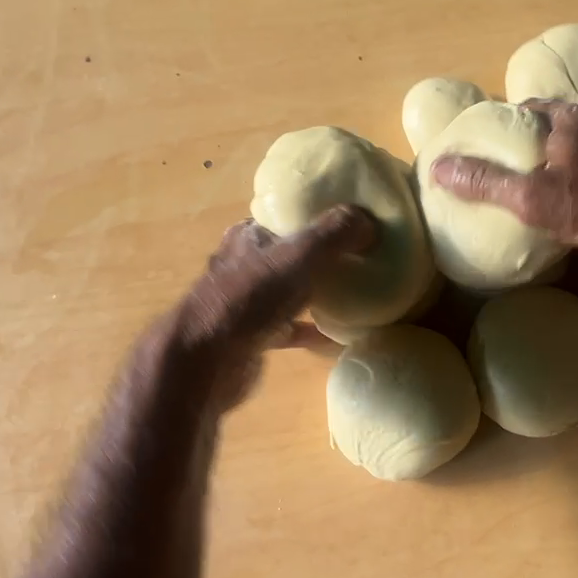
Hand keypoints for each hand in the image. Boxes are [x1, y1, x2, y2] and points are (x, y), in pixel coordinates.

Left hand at [165, 205, 374, 409]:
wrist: (208, 360)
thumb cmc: (248, 297)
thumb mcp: (299, 255)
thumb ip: (334, 234)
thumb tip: (369, 221)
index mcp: (248, 237)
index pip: (283, 218)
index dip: (313, 217)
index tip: (348, 223)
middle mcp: (242, 266)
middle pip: (286, 254)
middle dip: (317, 256)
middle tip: (356, 259)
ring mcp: (245, 303)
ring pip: (286, 291)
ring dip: (313, 292)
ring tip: (350, 293)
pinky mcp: (251, 337)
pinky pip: (288, 329)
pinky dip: (310, 330)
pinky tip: (336, 336)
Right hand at [429, 100, 577, 272]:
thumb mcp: (533, 199)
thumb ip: (486, 182)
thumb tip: (438, 167)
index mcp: (569, 119)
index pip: (524, 110)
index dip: (502, 127)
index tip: (484, 146)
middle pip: (553, 126)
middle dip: (531, 143)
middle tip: (507, 170)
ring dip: (559, 162)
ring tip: (537, 188)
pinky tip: (577, 203)